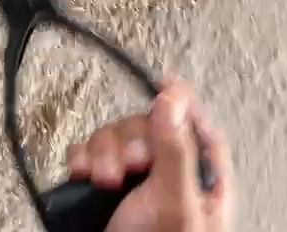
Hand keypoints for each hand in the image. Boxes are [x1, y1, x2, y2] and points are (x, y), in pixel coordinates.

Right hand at [65, 79, 234, 231]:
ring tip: (101, 178)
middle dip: (128, 140)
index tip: (165, 80)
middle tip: (125, 165)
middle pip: (149, 127)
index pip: (200, 129)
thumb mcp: (173, 205)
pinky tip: (82, 172)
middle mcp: (171, 178)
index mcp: (203, 184)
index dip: (184, 104)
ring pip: (116, 137)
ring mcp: (136, 184)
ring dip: (102, 150)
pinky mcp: (104, 186)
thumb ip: (174, 151)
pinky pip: (90, 151)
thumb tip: (173, 99)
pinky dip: (83, 157)